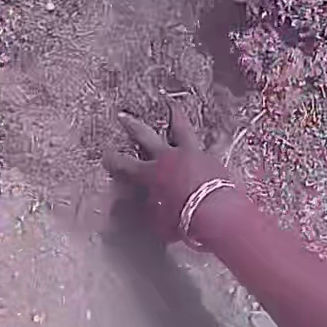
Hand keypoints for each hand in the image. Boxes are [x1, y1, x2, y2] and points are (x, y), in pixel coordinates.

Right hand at [104, 101, 243, 243]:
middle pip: (146, 137)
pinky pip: (216, 143)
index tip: (105, 155)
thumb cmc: (184, 221)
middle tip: (123, 115)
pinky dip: (217, 136)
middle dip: (132, 126)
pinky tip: (221, 128)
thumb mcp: (160, 223)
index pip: (126, 166)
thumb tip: (134, 212)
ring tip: (170, 103)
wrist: (217, 212)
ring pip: (180, 129)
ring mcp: (192, 153)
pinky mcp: (213, 157)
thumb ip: (148, 214)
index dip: (114, 161)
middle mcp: (169, 158)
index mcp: (152, 174)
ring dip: (174, 116)